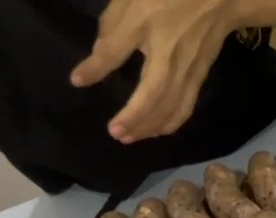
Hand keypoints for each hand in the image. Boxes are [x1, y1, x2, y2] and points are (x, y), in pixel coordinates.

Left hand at [71, 0, 242, 143]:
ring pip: (169, 108)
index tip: (77, 81)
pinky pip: (185, 107)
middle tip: (114, 133)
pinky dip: (171, 123)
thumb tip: (102, 52)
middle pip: (150, 96)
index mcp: (147, 25)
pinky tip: (158, 131)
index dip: (95, 68)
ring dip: (150, 127)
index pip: (115, 51)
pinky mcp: (199, 78)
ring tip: (130, 137)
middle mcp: (168, 55)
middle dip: (133, 118)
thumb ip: (115, 21)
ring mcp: (187, 70)